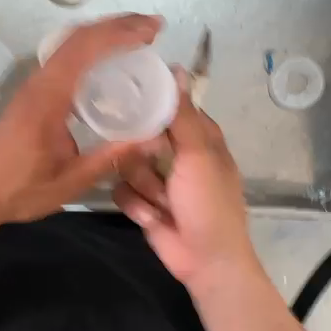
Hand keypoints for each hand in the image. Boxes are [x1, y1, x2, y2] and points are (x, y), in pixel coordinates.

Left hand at [0, 14, 164, 229]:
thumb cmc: (20, 190)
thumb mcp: (70, 182)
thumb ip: (109, 159)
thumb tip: (154, 139)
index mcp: (47, 99)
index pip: (83, 50)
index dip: (119, 34)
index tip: (152, 31)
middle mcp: (39, 84)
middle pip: (77, 38)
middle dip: (117, 26)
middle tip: (154, 28)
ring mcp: (34, 86)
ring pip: (69, 44)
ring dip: (103, 34)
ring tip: (138, 37)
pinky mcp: (34, 93)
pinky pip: (65, 59)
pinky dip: (91, 49)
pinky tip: (110, 61)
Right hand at [112, 80, 264, 292]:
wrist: (206, 261)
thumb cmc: (210, 203)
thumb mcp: (198, 154)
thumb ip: (182, 114)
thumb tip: (176, 69)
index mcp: (199, 138)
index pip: (170, 106)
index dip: (150, 102)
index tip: (126, 92)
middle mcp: (177, 155)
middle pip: (139, 134)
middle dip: (140, 152)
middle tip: (149, 159)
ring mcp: (157, 180)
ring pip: (126, 164)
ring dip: (143, 185)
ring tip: (161, 201)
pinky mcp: (141, 204)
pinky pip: (121, 191)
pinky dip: (137, 206)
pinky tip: (153, 218)